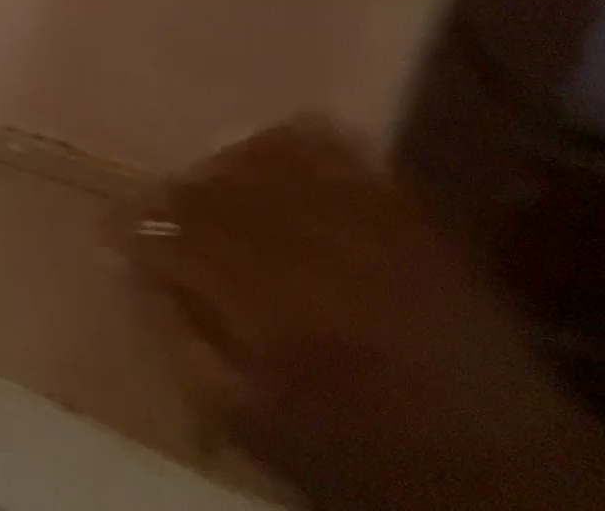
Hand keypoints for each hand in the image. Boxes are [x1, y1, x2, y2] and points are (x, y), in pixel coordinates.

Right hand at [126, 117, 604, 510]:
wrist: (495, 461)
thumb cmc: (352, 448)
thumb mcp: (248, 420)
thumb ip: (181, 340)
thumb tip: (133, 271)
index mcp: (273, 310)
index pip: (180, 240)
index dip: (135, 228)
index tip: (108, 229)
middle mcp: (319, 252)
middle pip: (220, 194)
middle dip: (170, 194)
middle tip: (144, 202)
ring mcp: (371, 227)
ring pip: (271, 162)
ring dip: (222, 164)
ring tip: (199, 176)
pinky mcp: (411, 218)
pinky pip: (341, 154)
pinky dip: (296, 142)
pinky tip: (266, 143)